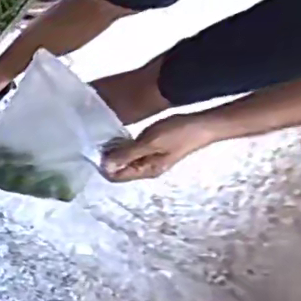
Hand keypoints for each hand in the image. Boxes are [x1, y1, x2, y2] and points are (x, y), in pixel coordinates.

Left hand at [102, 113, 226, 181]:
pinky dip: (122, 145)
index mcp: (146, 171)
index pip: (115, 177)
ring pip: (122, 160)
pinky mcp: (150, 149)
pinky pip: (130, 151)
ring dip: (114, 151)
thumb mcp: (150, 143)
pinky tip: (118, 136)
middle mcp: (145, 168)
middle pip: (117, 169)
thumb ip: (127, 154)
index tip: (95, 152)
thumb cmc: (178, 133)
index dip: (103, 166)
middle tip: (100, 144)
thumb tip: (105, 166)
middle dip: (107, 158)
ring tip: (108, 139)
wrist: (204, 123)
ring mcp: (148, 159)